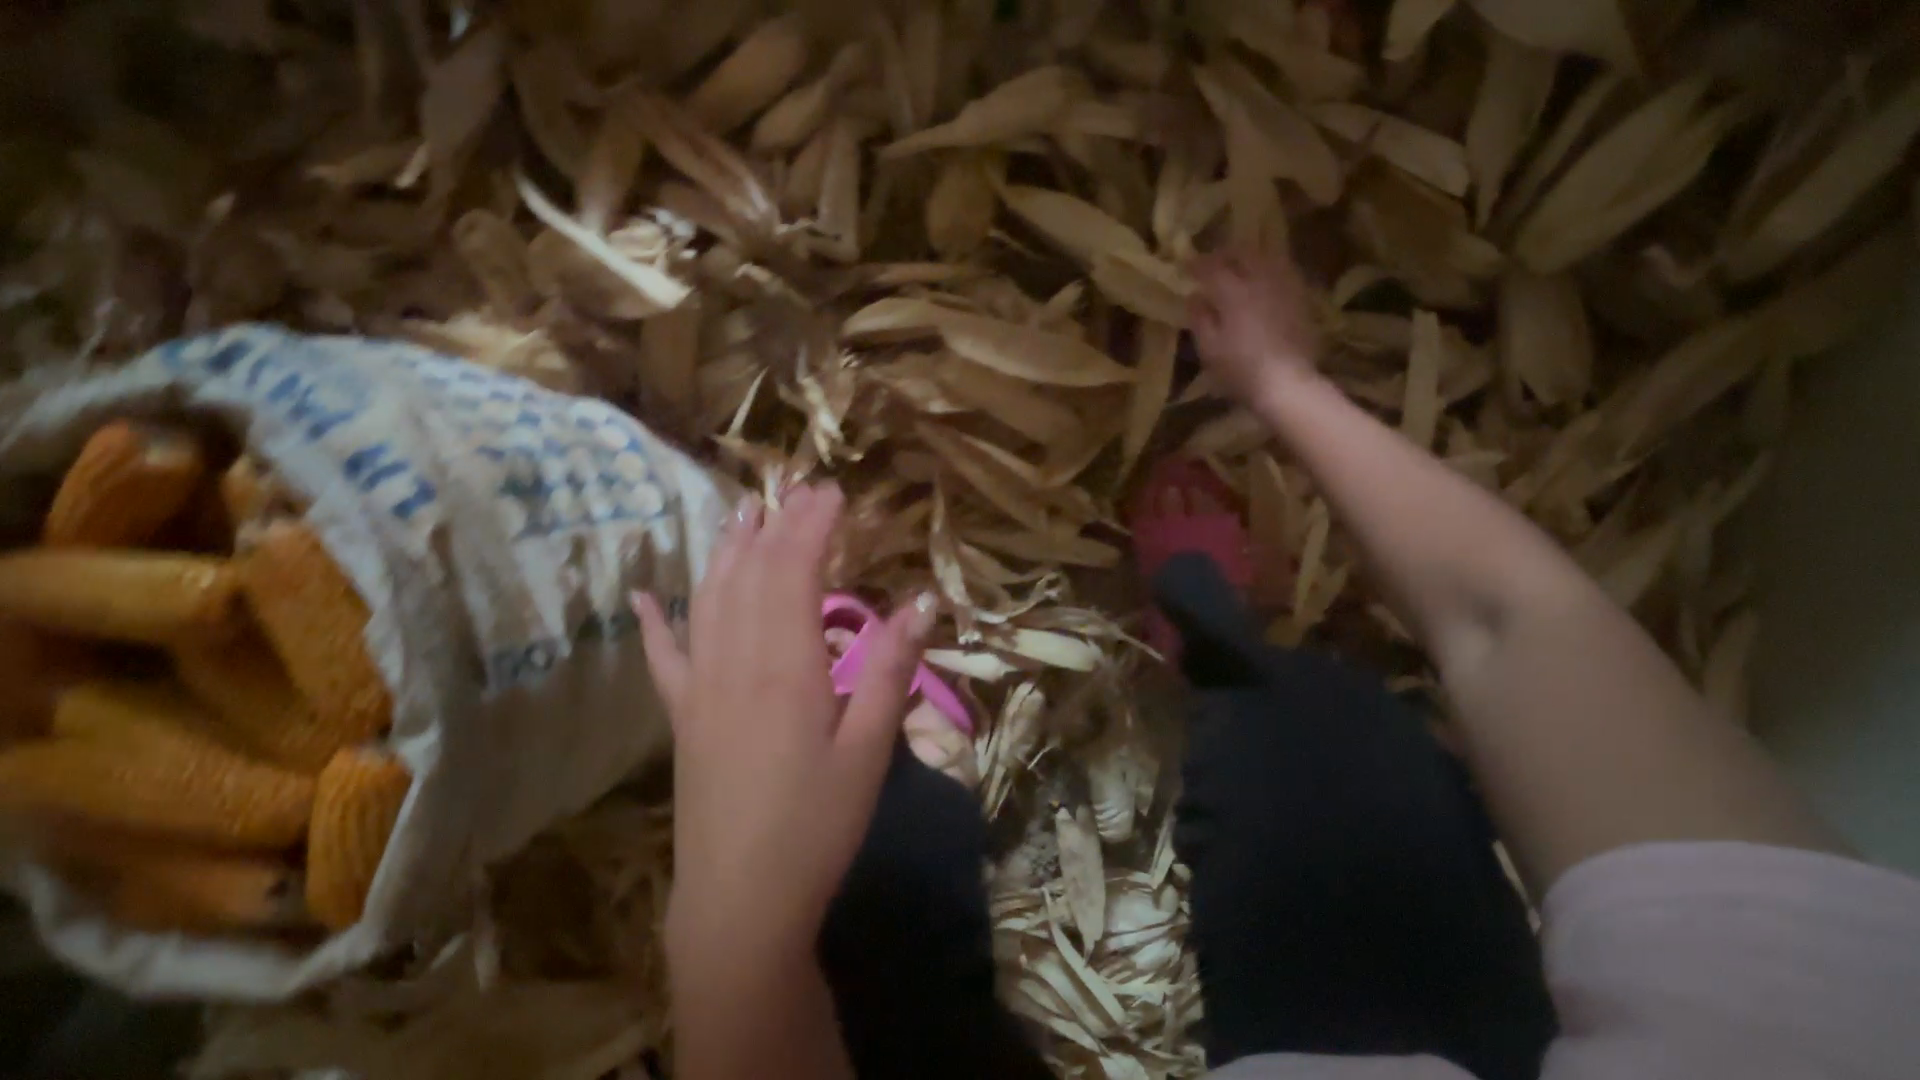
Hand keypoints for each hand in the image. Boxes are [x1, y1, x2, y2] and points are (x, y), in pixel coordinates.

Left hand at [632, 484, 935, 962]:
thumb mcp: (870, 748)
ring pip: (709, 599)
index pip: (794, 570)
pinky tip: (644, 595)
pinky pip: (664, 656)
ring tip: (742, 512)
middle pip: (751, 573)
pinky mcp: (682, 717)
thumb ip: (890, 669)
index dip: (812, 524)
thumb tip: (924, 600)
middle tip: (800, 489)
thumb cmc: (817, 824)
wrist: (741, 899)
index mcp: (785, 664)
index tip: (834, 490)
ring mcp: (700, 687)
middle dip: (778, 524)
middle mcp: (734, 661)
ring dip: (726, 550)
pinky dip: (656, 621)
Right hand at [1188, 252, 1321, 403]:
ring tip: (1241, 267)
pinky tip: (1265, 282)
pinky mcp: (1302, 299)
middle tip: (1213, 262)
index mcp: (1233, 291)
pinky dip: (1270, 270)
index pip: (1211, 267)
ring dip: (1250, 258)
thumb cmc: (1241, 369)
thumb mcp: (1209, 348)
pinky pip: (1285, 272)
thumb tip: (1195, 296)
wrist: (1287, 383)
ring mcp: (1285, 287)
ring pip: (1268, 257)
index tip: (1185, 266)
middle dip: (1225, 254)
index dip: (1196, 264)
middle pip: (1243, 253)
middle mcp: (1261, 280)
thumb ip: (1200, 318)